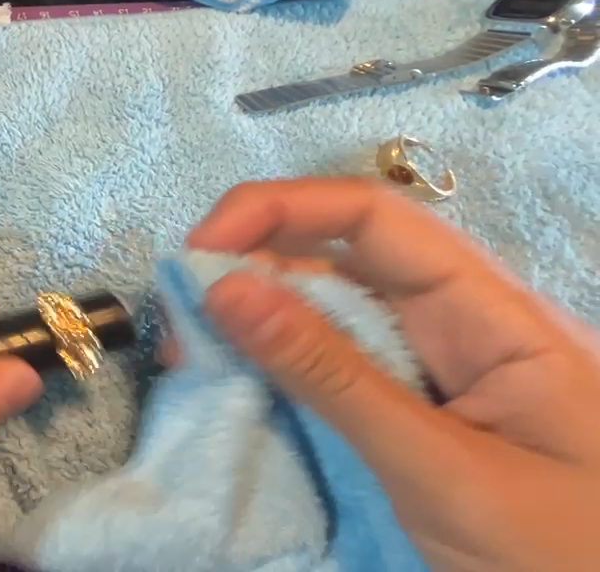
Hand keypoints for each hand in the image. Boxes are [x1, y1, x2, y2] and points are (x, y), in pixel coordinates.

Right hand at [189, 178, 599, 571]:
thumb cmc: (576, 567)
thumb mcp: (449, 476)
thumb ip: (332, 377)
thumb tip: (218, 286)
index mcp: (498, 319)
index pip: (371, 216)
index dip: (275, 210)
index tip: (201, 254)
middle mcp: (459, 326)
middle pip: (332, 255)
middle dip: (245, 269)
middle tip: (185, 320)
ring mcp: (432, 368)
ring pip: (318, 307)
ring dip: (248, 320)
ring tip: (197, 358)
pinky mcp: (408, 407)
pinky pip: (323, 359)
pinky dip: (267, 362)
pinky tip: (234, 383)